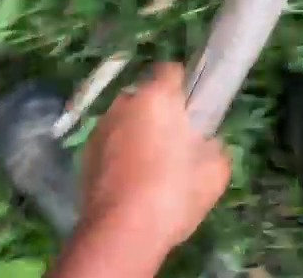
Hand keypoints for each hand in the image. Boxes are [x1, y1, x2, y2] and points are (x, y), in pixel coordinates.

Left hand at [78, 63, 229, 255]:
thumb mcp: (214, 174)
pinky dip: (119, 152)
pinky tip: (129, 181)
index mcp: (157, 97)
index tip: (190, 110)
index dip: (182, 87)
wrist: (121, 231)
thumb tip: (208, 142)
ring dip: (137, 132)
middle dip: (159, 112)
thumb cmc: (172, 194)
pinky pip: (110, 141)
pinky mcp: (86, 150)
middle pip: (147, 96)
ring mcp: (102, 125)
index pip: (170, 71)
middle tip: (174, 143)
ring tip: (149, 168)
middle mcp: (125, 101)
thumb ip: (215, 147)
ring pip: (126, 119)